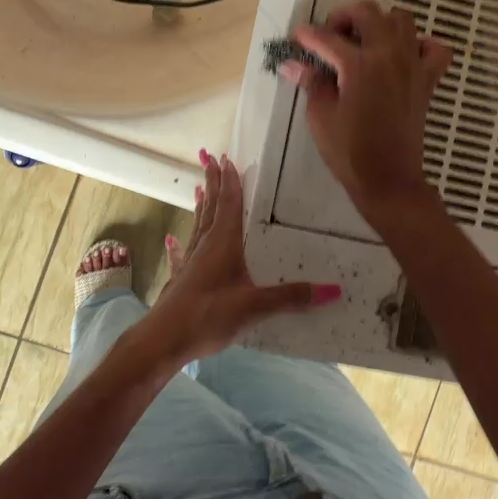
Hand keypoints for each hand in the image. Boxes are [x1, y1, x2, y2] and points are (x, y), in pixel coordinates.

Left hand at [131, 151, 339, 366]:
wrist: (162, 341)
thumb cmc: (208, 316)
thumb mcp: (254, 307)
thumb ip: (292, 297)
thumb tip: (335, 290)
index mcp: (223, 244)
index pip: (229, 205)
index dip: (230, 182)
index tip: (226, 158)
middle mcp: (205, 247)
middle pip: (211, 209)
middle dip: (213, 184)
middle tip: (209, 158)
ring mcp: (190, 263)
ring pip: (198, 227)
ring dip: (202, 207)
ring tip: (200, 188)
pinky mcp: (181, 281)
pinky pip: (182, 255)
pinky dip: (179, 245)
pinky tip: (171, 239)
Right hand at [281, 0, 452, 223]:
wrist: (388, 179)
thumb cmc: (349, 150)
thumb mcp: (320, 115)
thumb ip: (311, 82)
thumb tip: (292, 64)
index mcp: (358, 64)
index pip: (326, 38)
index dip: (307, 36)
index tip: (296, 39)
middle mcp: (389, 55)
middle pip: (367, 12)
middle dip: (343, 18)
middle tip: (330, 38)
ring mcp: (412, 65)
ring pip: (401, 19)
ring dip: (379, 24)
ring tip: (363, 43)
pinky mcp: (427, 80)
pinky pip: (434, 48)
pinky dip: (420, 44)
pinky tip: (403, 56)